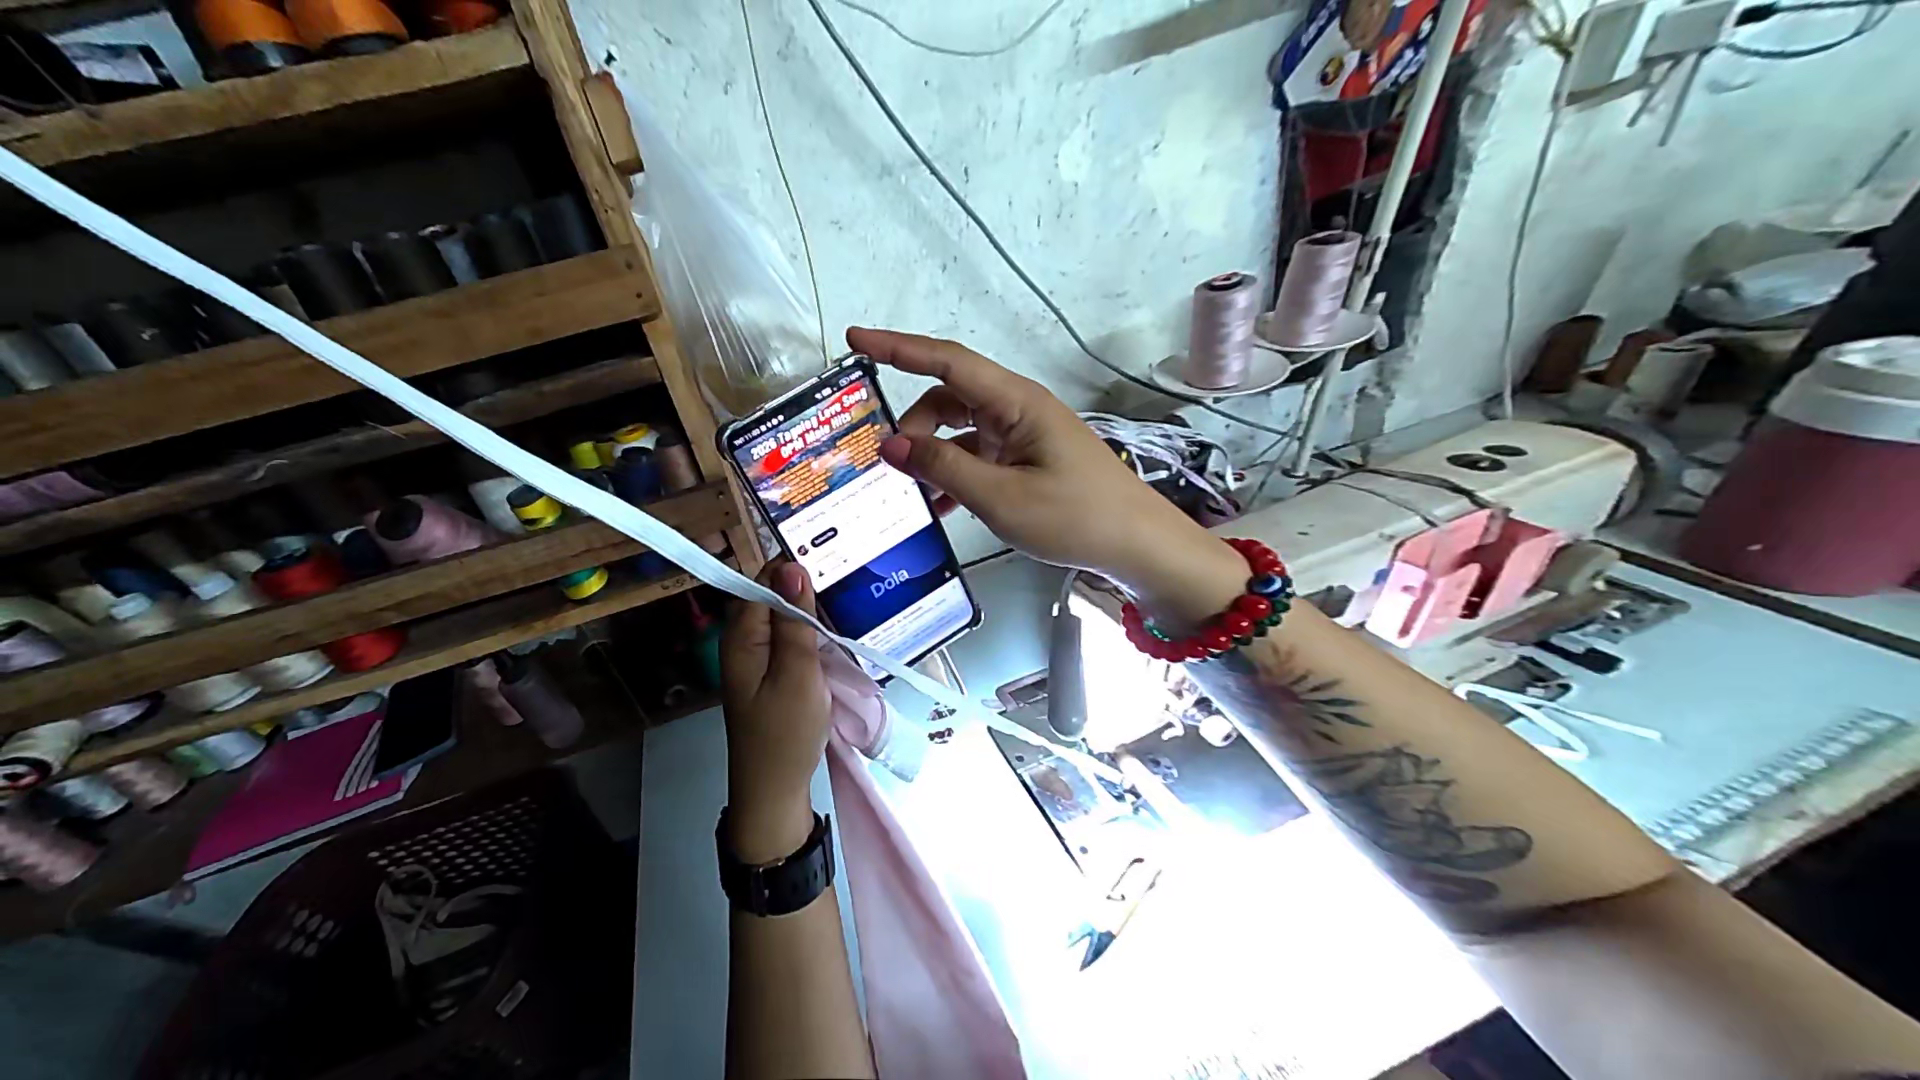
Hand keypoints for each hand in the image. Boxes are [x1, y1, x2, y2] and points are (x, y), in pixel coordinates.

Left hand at [720, 560, 829, 863]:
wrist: (775, 790)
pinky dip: (812, 633)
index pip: (763, 581)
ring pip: (785, 618)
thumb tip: (791, 566)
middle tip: (846, 582)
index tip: (831, 562)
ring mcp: (759, 659)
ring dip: (812, 611)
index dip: (793, 568)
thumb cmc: (786, 732)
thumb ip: (795, 620)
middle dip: (805, 587)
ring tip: (848, 601)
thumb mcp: (797, 673)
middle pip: (773, 596)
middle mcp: (744, 641)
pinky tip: (835, 633)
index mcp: (741, 636)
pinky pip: (791, 639)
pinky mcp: (774, 673)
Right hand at [850, 327, 1247, 621]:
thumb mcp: (1001, 497)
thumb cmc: (1076, 517)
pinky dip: (955, 474)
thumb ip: (943, 468)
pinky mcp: (1028, 460)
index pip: (948, 361)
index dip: (898, 348)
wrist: (1136, 544)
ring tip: (911, 491)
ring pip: (961, 430)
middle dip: (914, 424)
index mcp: (1016, 402)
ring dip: (933, 454)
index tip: (855, 339)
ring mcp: (1023, 435)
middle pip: (949, 398)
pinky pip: (979, 457)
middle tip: (888, 464)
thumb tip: (891, 445)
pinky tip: (940, 506)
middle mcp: (1017, 409)